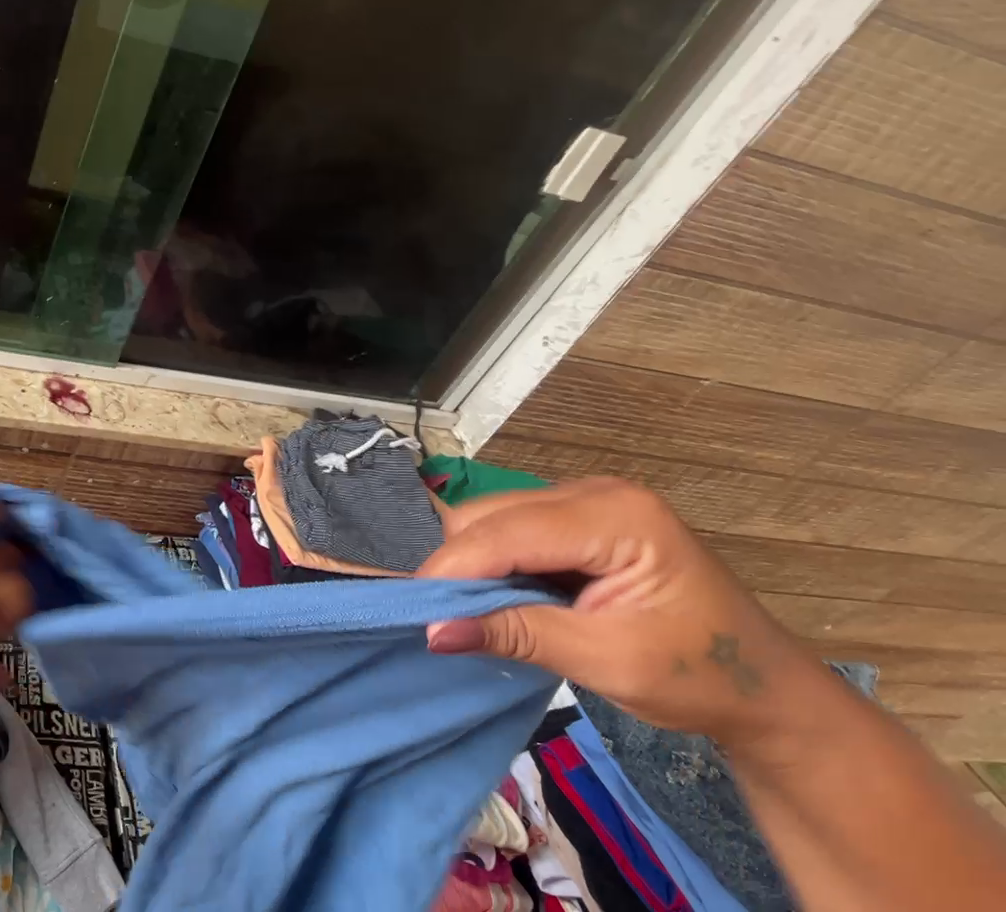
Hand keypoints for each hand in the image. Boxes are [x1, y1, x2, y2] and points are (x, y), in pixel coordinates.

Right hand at [415, 477, 827, 748]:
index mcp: (617, 516)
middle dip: (459, 565)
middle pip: (489, 515)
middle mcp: (596, 492)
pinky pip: (509, 529)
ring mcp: (586, 501)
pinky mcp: (578, 519)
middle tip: (446, 621)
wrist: (765, 689)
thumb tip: (433, 632)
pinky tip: (504, 598)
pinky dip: (493, 564)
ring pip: (491, 519)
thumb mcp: (607, 661)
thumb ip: (517, 634)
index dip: (453, 569)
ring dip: (473, 565)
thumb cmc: (700, 676)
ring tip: (477, 614)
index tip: (417, 614)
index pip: (506, 531)